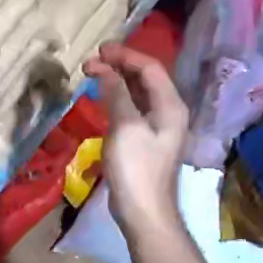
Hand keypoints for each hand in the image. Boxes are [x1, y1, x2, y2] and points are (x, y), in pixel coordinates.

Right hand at [85, 43, 187, 234]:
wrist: (143, 212)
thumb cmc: (136, 169)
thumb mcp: (125, 127)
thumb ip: (116, 93)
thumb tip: (105, 69)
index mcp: (171, 105)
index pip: (150, 68)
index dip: (125, 55)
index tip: (98, 51)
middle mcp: (169, 112)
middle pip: (146, 79)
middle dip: (119, 66)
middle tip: (91, 62)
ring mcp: (158, 128)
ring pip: (138, 94)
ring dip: (117, 82)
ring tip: (93, 75)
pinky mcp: (146, 142)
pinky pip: (133, 111)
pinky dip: (117, 100)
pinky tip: (102, 100)